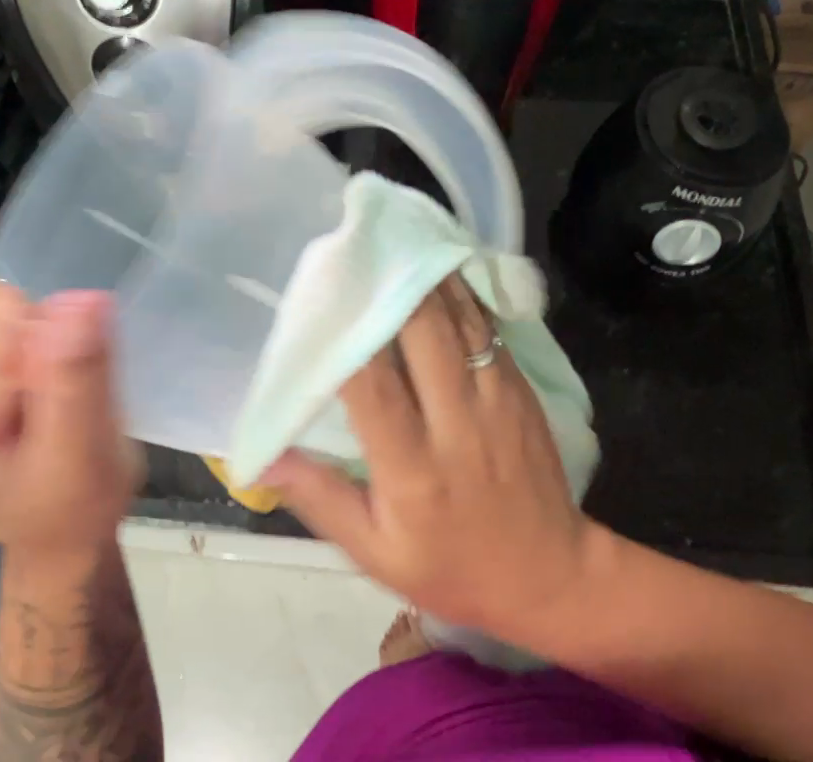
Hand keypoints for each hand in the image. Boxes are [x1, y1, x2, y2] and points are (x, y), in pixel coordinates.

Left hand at [0, 281, 138, 557]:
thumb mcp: (90, 454)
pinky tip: (5, 397)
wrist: (53, 534)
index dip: (46, 348)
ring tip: (25, 404)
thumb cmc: (75, 505)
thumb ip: (76, 378)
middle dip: (25, 346)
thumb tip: (76, 299)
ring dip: (12, 346)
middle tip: (43, 406)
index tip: (56, 401)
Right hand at [261, 276, 600, 640]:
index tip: (319, 291)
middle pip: (423, 333)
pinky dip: (461, 294)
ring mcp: (497, 400)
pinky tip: (439, 266)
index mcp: (412, 468)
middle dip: (391, 284)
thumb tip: (262, 457)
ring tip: (397, 237)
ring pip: (461, 320)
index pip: (372, 385)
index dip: (346, 332)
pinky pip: (487, 328)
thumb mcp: (374, 552)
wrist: (550, 576)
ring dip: (428, 276)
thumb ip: (320, 498)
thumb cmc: (451, 567)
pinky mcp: (521, 389)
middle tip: (358, 246)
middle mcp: (456, 424)